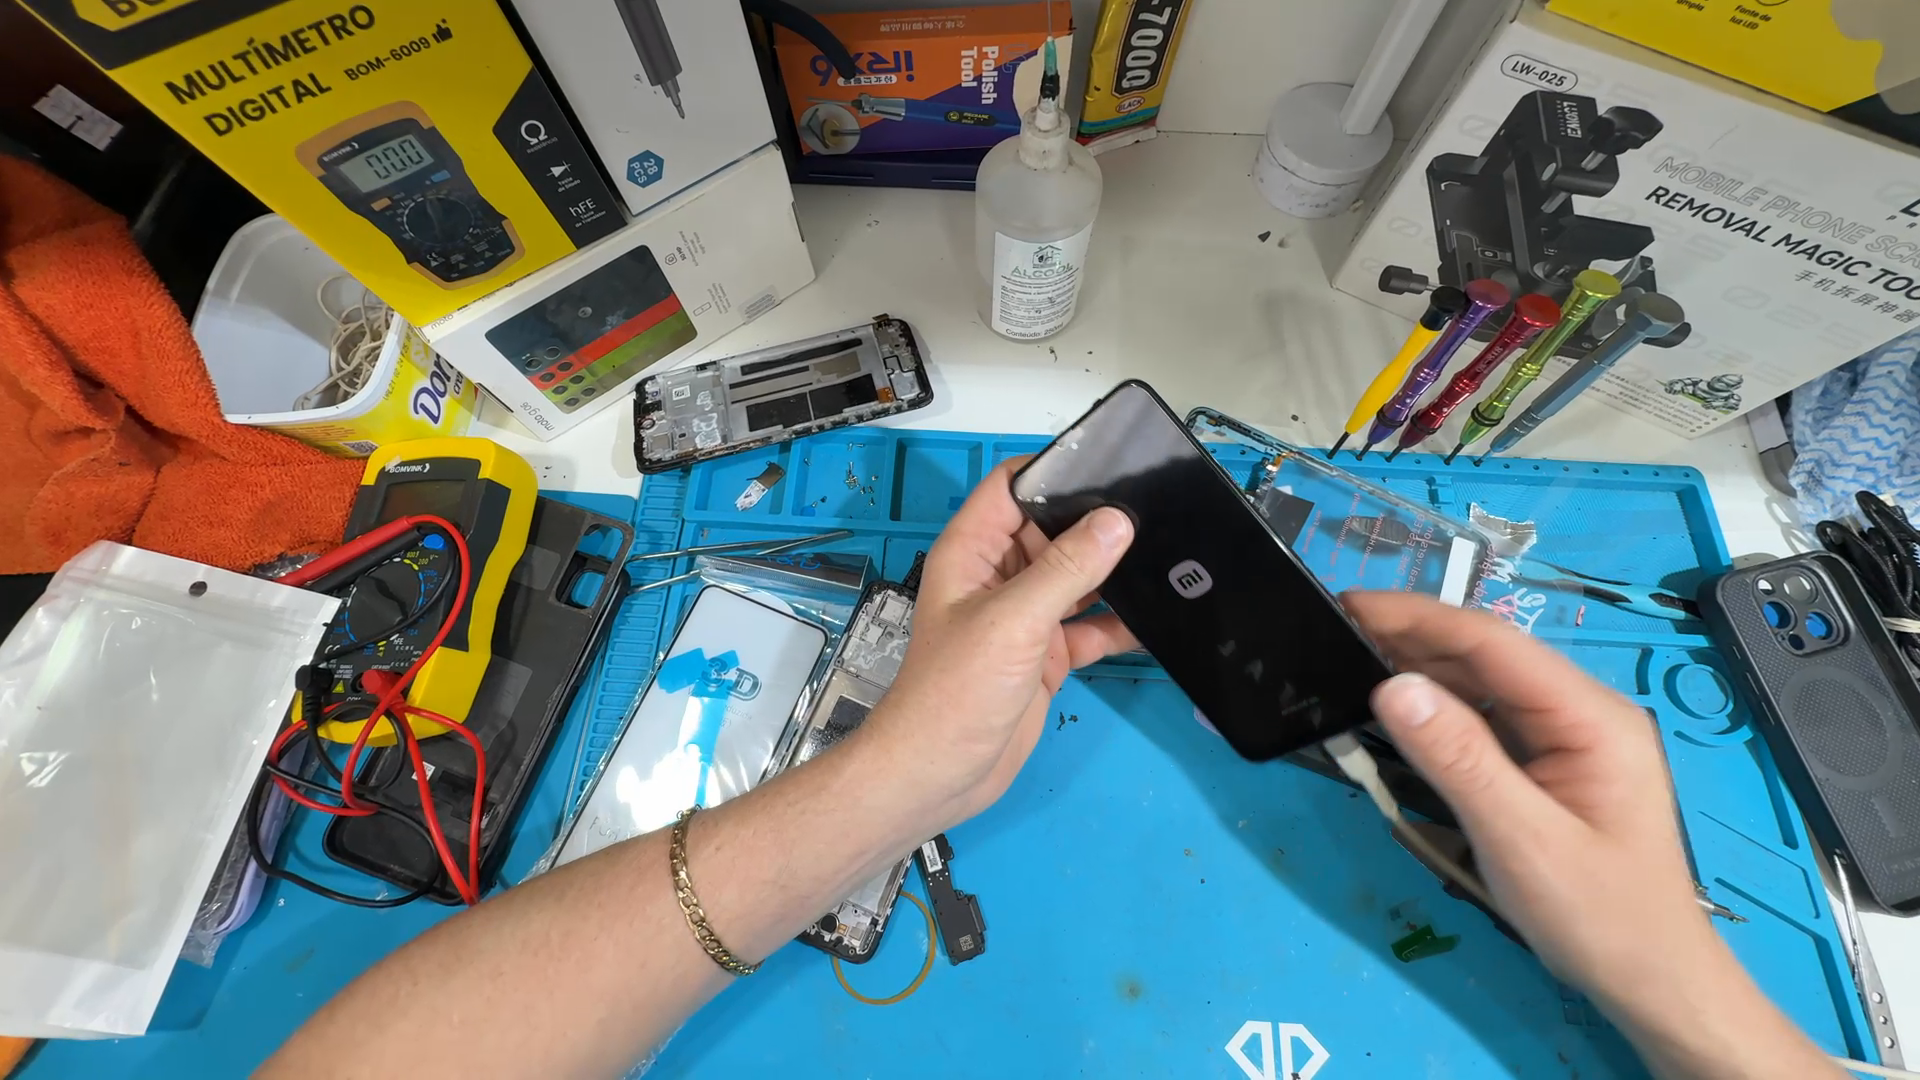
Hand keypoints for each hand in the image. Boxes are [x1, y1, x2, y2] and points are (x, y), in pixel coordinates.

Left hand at [865, 459, 1135, 830]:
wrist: (942, 775)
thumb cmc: (958, 690)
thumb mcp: (1013, 620)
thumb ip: (1066, 570)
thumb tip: (1116, 522)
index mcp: (973, 551)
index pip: (1011, 488)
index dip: (1052, 468)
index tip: (1109, 460)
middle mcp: (999, 576)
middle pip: (1051, 530)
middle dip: (1096, 520)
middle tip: (1158, 506)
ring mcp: (1024, 616)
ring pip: (1075, 578)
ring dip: (1113, 571)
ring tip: (1170, 553)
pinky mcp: (1046, 654)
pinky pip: (1088, 625)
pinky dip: (1118, 622)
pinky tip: (1159, 615)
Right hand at [1342, 592, 1842, 1077]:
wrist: (1652, 985)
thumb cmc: (1599, 916)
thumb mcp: (1521, 840)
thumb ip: (1458, 760)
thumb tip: (1390, 686)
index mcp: (1587, 716)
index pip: (1488, 642)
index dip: (1413, 616)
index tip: (1345, 606)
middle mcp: (1573, 708)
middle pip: (1478, 650)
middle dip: (1404, 632)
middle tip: (1330, 630)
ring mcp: (1555, 729)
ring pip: (1471, 675)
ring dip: (1408, 660)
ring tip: (1343, 653)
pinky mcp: (1535, 752)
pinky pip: (1471, 709)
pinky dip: (1423, 697)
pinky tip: (1385, 697)